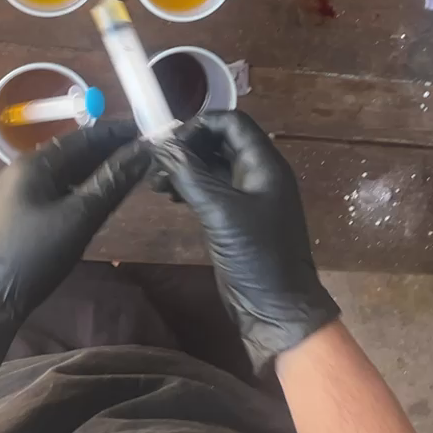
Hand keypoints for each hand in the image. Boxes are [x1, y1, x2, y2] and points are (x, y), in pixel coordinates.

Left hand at [0, 120, 146, 379]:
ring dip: (91, 171)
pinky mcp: (8, 215)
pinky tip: (89, 202)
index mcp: (34, 163)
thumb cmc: (30, 256)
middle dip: (106, 152)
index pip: (84, 136)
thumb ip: (112, 182)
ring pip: (60, 173)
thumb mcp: (78, 218)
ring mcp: (10, 193)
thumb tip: (143, 150)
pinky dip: (75, 188)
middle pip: (71, 152)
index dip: (116, 133)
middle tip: (141, 156)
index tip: (147, 132)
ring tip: (122, 176)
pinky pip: (49, 190)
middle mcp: (19, 170)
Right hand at [164, 111, 339, 370]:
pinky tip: (170, 196)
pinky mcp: (236, 217)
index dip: (200, 124)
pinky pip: (212, 189)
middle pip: (221, 141)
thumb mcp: (219, 211)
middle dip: (188, 147)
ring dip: (186, 168)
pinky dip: (190, 186)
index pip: (232, 122)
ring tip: (156, 183)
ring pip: (213, 166)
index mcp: (264, 164)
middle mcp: (258, 174)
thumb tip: (161, 143)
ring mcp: (248, 197)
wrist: (276, 310)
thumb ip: (189, 174)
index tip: (169, 141)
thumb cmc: (256, 255)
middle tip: (157, 163)